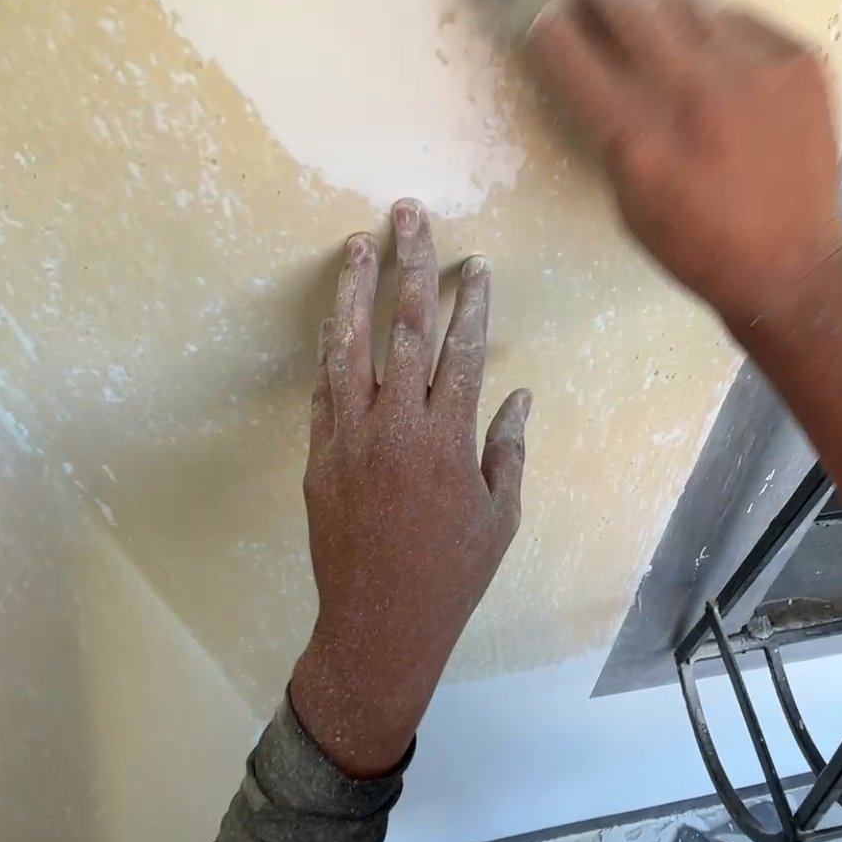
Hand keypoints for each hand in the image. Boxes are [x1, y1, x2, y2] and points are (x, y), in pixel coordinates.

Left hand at [290, 199, 530, 778]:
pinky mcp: (320, 455)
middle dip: (412, 267)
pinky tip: (334, 317)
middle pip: (406, 330)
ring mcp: (351, 437)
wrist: (379, 625)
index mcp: (450, 438)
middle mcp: (399, 426)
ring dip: (355, 292)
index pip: (464, 350)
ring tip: (357, 244)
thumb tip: (520, 395)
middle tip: (409, 216)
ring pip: (351, 348)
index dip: (471, 302)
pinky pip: (324, 390)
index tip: (475, 263)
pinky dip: (331, 349)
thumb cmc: (453, 572)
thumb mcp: (500, 515)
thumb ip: (508, 449)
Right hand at [527, 0, 841, 327]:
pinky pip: (738, 17)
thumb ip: (607, 130)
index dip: (549, 27)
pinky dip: (718, 33)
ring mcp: (750, 69)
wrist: (792, 266)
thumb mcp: (629, 204)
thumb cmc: (697, 247)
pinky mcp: (796, 60)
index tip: (553, 22)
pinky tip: (727, 67)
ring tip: (657, 9)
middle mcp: (689, 91)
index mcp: (635, 140)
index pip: (564, 45)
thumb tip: (593, 58)